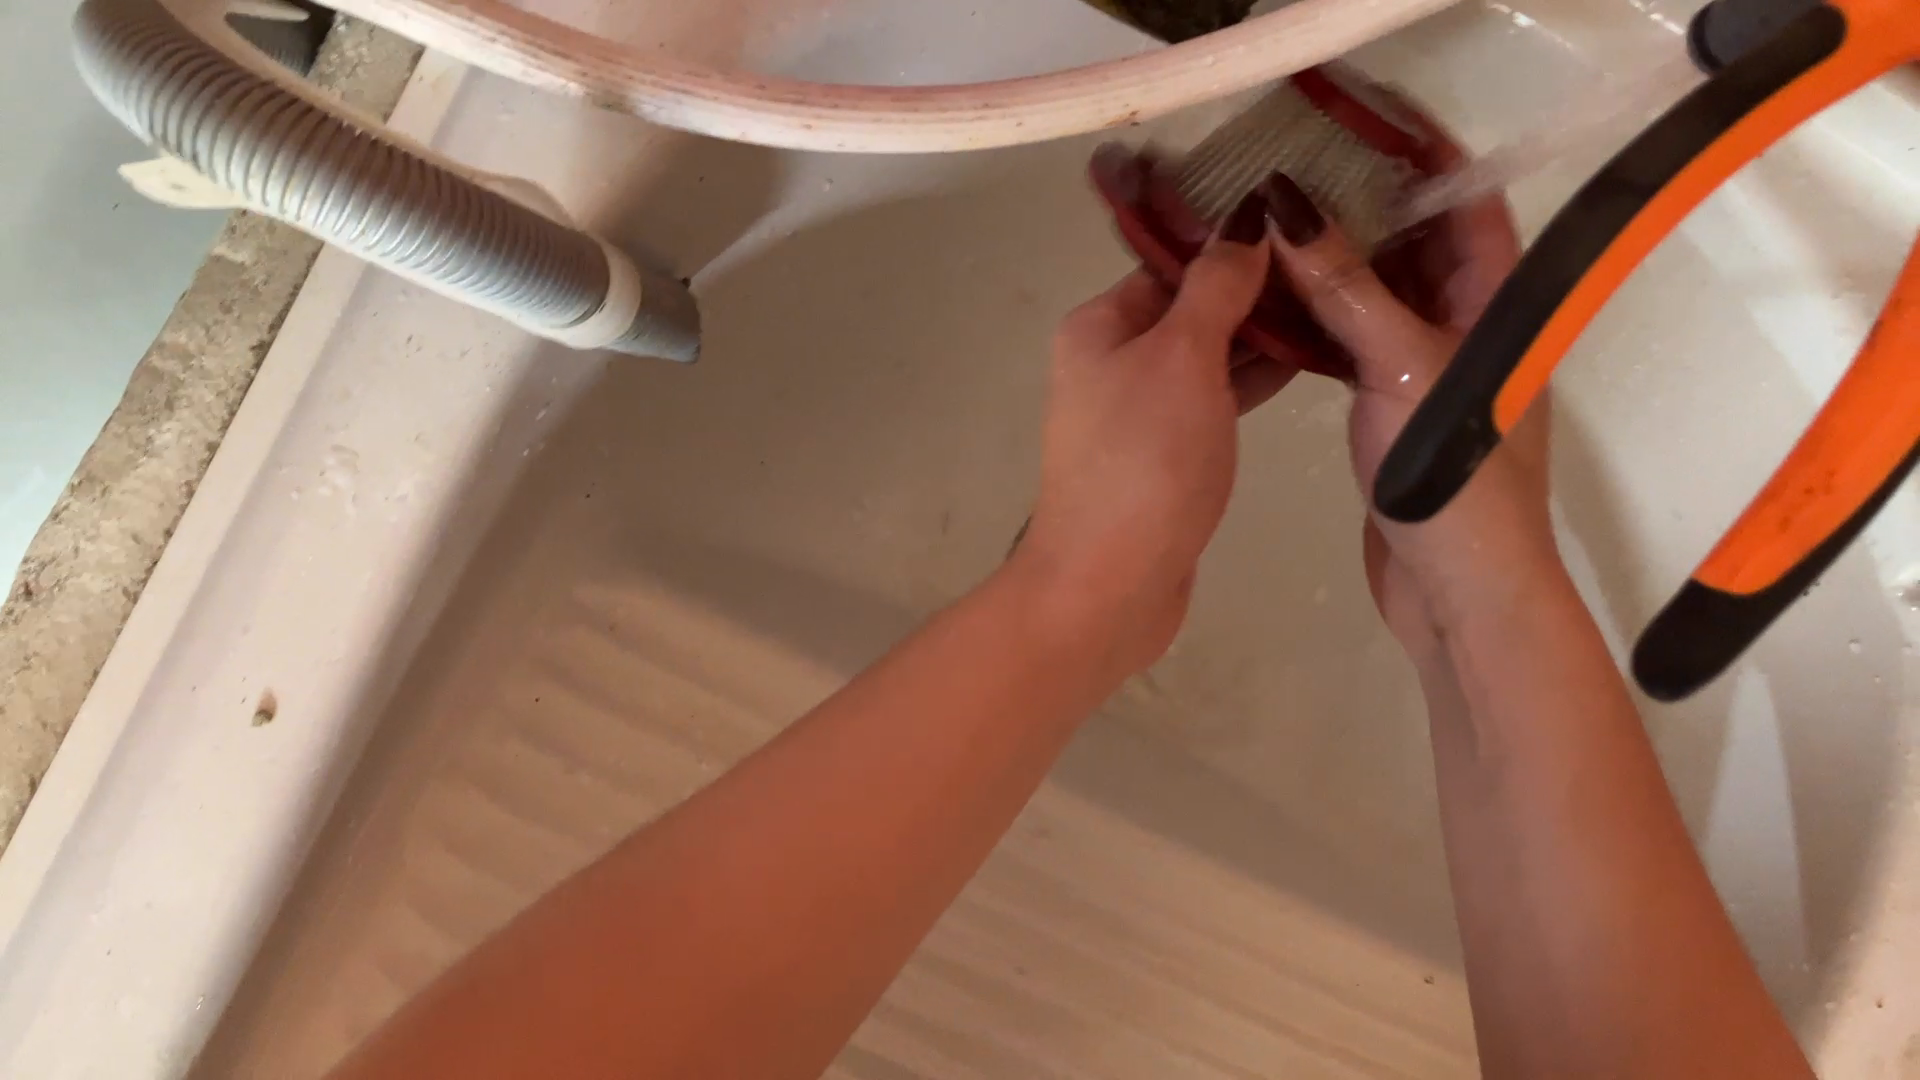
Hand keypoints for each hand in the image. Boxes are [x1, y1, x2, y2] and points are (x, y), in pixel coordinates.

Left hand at [1012, 192, 1293, 674]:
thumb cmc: (1144, 459)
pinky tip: (1306, 362)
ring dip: (1259, 337)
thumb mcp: (1180, 356)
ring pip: (1204, 359)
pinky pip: (1210, 403)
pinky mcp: (1163, 457)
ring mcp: (1136, 415)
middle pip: (1189, 309)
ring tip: (1337, 302)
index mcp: (1098, 327)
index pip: (1169, 263)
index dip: (1232, 240)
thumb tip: (1245, 219)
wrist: (1112, 580)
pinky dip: (1248, 384)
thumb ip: (1213, 287)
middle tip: (1338, 258)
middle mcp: (1110, 364)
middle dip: (1255, 289)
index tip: (1304, 217)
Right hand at [1260, 140, 1551, 663]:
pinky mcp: (1387, 405)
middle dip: (1356, 210)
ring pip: (1376, 296)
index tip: (1343, 134)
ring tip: (1264, 236)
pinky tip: (1270, 308)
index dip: (1415, 159)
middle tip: (1281, 183)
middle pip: (1414, 245)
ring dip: (1328, 267)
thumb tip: (1284, 207)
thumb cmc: (1449, 472)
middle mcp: (1468, 324)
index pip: (1465, 202)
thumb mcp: (1398, 364)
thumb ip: (1345, 286)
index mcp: (1498, 301)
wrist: (1452, 584)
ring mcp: (1425, 367)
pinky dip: (1316, 321)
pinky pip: (1351, 341)